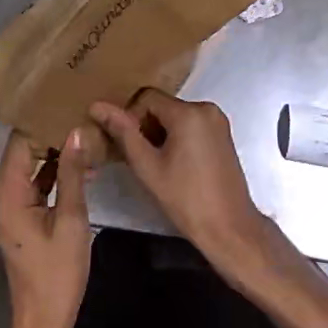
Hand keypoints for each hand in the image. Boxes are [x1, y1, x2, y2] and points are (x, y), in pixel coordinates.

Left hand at [0, 129, 94, 327]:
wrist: (44, 321)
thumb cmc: (57, 273)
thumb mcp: (71, 220)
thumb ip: (72, 174)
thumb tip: (77, 131)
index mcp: (8, 193)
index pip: (20, 142)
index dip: (42, 121)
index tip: (67, 102)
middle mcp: (4, 194)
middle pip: (24, 151)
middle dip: (51, 132)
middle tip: (81, 112)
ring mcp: (13, 206)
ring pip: (33, 165)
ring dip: (56, 151)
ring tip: (85, 130)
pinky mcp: (24, 215)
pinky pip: (38, 182)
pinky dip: (56, 172)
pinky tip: (82, 163)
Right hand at [88, 90, 272, 279]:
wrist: (230, 230)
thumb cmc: (186, 200)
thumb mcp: (148, 167)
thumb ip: (123, 133)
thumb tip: (97, 105)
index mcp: (189, 112)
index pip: (146, 97)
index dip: (130, 118)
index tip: (125, 146)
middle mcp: (206, 108)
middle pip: (162, 106)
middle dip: (145, 127)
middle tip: (137, 158)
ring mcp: (217, 121)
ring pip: (175, 116)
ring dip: (160, 134)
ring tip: (154, 164)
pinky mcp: (223, 135)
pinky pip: (191, 125)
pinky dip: (177, 138)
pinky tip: (173, 165)